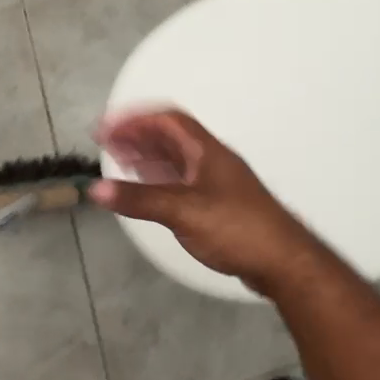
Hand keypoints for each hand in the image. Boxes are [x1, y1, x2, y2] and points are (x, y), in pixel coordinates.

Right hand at [90, 109, 322, 293]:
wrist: (282, 261)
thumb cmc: (236, 228)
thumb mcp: (183, 210)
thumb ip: (140, 199)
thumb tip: (97, 189)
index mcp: (206, 151)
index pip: (168, 120)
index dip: (135, 119)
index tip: (107, 127)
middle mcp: (211, 161)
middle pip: (170, 137)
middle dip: (137, 136)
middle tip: (106, 143)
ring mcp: (216, 183)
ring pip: (176, 160)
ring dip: (147, 156)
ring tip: (119, 160)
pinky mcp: (217, 206)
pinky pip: (181, 181)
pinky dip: (159, 180)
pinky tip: (146, 189)